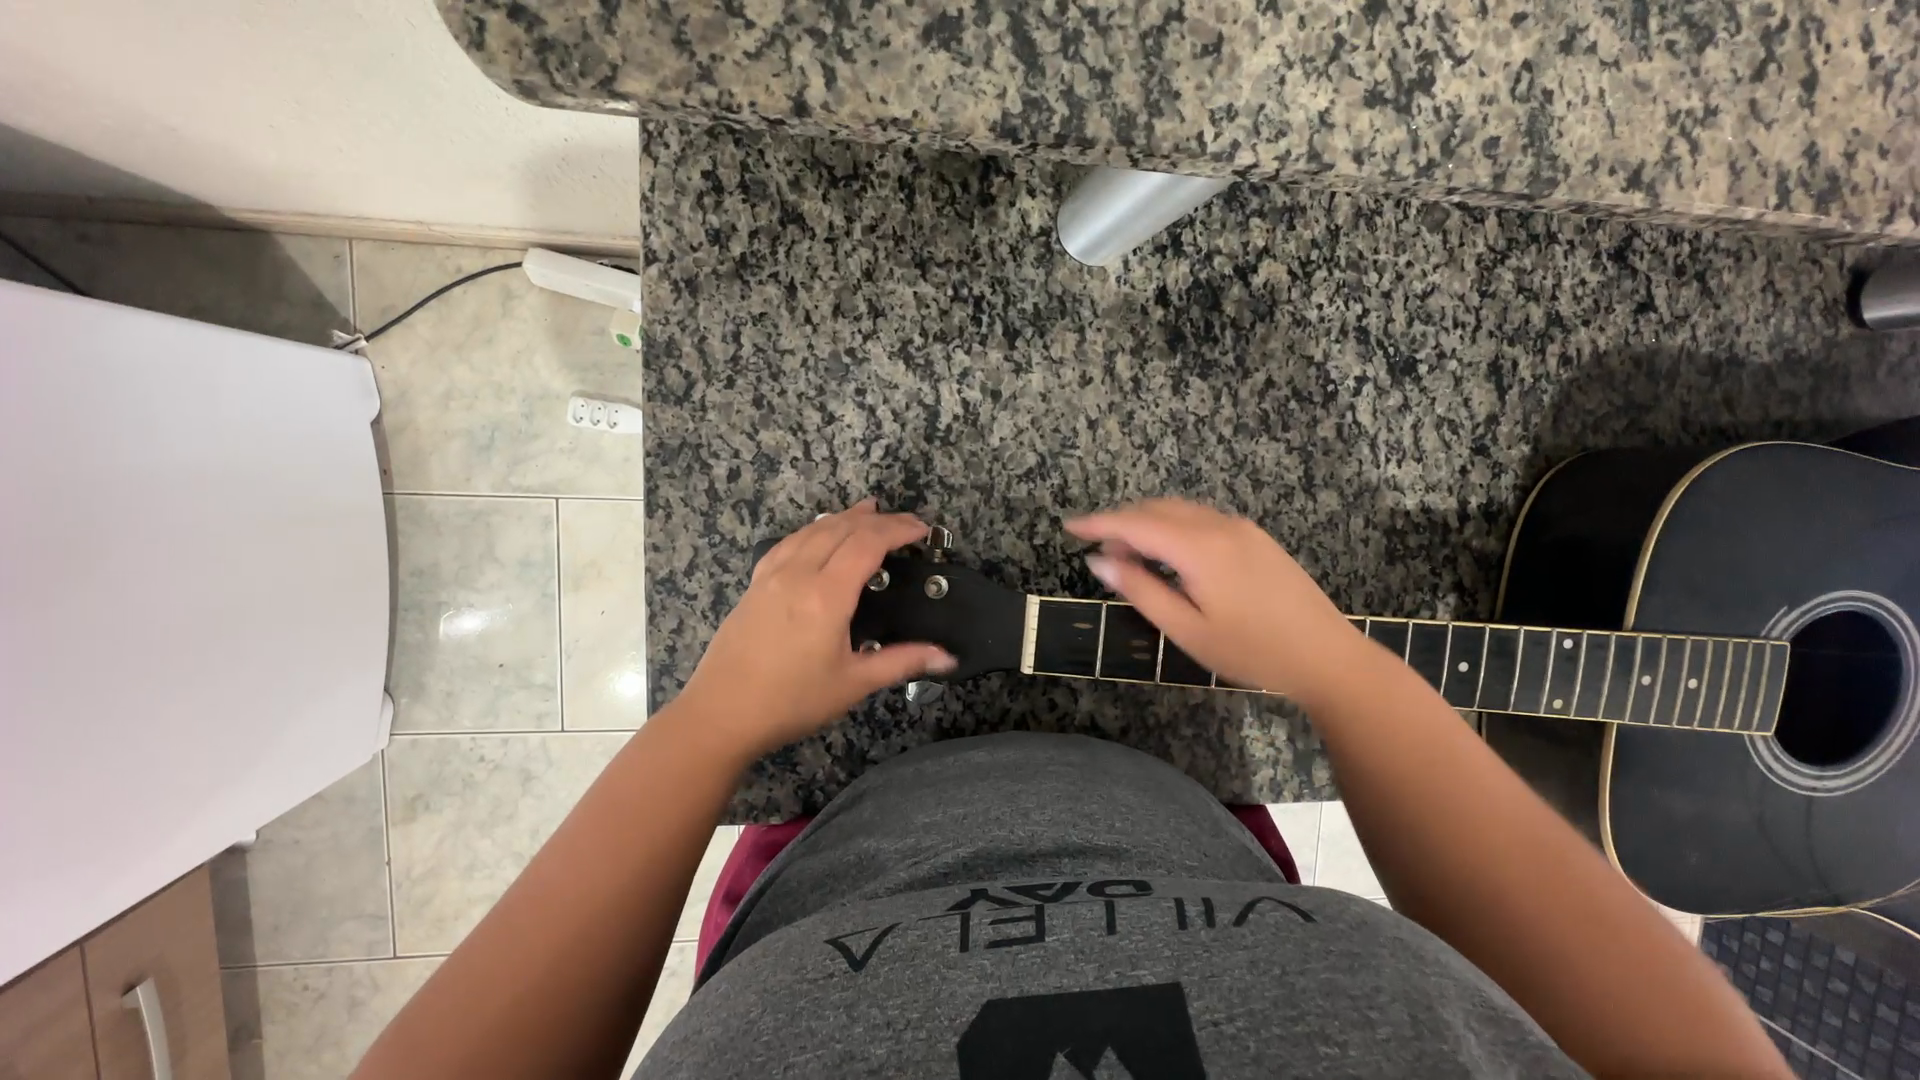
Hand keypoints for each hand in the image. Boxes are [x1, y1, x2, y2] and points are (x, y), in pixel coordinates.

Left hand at [677, 499, 955, 757]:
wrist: (721, 714)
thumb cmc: (791, 702)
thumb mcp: (853, 683)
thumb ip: (902, 661)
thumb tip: (947, 657)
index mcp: (826, 595)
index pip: (868, 544)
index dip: (898, 530)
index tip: (922, 530)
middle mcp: (798, 574)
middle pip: (841, 529)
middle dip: (878, 520)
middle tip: (906, 522)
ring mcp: (771, 577)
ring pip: (812, 531)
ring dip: (844, 517)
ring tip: (868, 509)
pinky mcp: (754, 586)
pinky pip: (788, 543)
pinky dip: (812, 529)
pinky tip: (817, 532)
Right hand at [1065, 498, 1369, 705]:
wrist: (1327, 656)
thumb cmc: (1252, 651)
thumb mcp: (1187, 629)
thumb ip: (1141, 590)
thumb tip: (1100, 560)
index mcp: (1200, 547)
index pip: (1136, 523)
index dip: (1099, 522)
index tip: (1068, 526)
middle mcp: (1220, 526)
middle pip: (1158, 509)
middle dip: (1123, 523)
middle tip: (1099, 552)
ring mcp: (1242, 529)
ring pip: (1181, 512)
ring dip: (1149, 524)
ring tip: (1130, 556)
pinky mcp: (1256, 539)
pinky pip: (1202, 520)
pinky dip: (1174, 529)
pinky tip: (1170, 557)